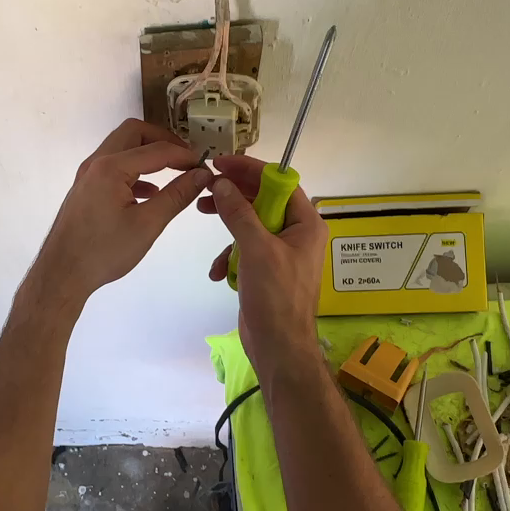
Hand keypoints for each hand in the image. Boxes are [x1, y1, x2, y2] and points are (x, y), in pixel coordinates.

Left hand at [30, 120, 213, 302]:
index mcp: (111, 167)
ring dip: (148, 154)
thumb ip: (177, 196)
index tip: (205, 167)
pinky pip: (114, 167)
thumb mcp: (147, 224)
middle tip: (186, 159)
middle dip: (163, 141)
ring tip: (174, 173)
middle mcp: (96, 162)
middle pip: (134, 133)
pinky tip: (151, 192)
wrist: (62, 273)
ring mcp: (88, 174)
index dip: (185, 156)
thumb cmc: (105, 251)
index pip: (157, 149)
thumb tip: (202, 175)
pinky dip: (135, 171)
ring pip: (122, 148)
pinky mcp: (86, 188)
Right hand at [198, 153, 329, 373]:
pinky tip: (219, 273)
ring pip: (250, 224)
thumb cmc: (276, 297)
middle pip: (263, 200)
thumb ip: (239, 214)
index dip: (250, 169)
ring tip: (203, 216)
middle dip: (234, 195)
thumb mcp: (256, 250)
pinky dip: (229, 257)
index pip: (280, 182)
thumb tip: (222, 185)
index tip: (221, 163)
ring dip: (228, 227)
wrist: (279, 347)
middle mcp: (297, 233)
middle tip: (206, 188)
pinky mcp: (267, 271)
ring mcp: (281, 253)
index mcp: (306, 223)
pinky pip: (245, 250)